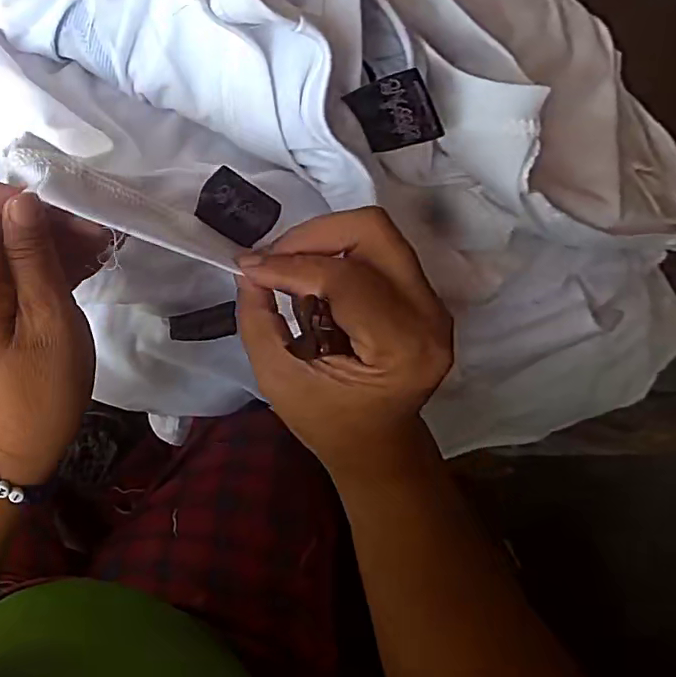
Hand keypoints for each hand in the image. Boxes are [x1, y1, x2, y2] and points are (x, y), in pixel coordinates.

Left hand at [0, 181, 106, 483]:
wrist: (33, 441)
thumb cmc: (39, 388)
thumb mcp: (45, 317)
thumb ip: (32, 255)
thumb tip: (21, 198)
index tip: (33, 206)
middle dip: (34, 213)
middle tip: (83, 224)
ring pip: (14, 236)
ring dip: (56, 232)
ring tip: (100, 241)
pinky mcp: (13, 297)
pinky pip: (29, 260)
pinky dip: (59, 253)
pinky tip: (95, 256)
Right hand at [234, 206, 453, 486]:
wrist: (376, 444)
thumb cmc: (327, 421)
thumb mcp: (277, 378)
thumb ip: (258, 320)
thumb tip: (249, 271)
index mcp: (401, 347)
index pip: (344, 278)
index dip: (288, 266)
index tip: (246, 268)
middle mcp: (428, 316)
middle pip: (373, 232)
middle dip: (312, 235)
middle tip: (272, 259)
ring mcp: (429, 302)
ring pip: (373, 233)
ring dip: (320, 241)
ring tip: (285, 270)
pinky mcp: (418, 294)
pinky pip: (372, 249)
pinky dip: (331, 252)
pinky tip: (307, 281)